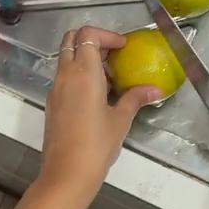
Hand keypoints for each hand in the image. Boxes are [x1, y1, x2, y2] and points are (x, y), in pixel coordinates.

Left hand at [38, 26, 162, 194]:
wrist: (67, 173)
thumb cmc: (96, 144)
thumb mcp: (120, 119)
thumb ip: (136, 98)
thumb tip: (156, 90)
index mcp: (83, 72)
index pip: (87, 34)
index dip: (106, 35)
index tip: (122, 47)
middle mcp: (65, 75)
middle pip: (71, 40)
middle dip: (92, 41)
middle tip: (113, 55)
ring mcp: (55, 89)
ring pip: (66, 58)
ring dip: (85, 58)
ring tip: (110, 77)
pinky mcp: (52, 103)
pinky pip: (64, 77)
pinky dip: (78, 75)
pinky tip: (98, 95)